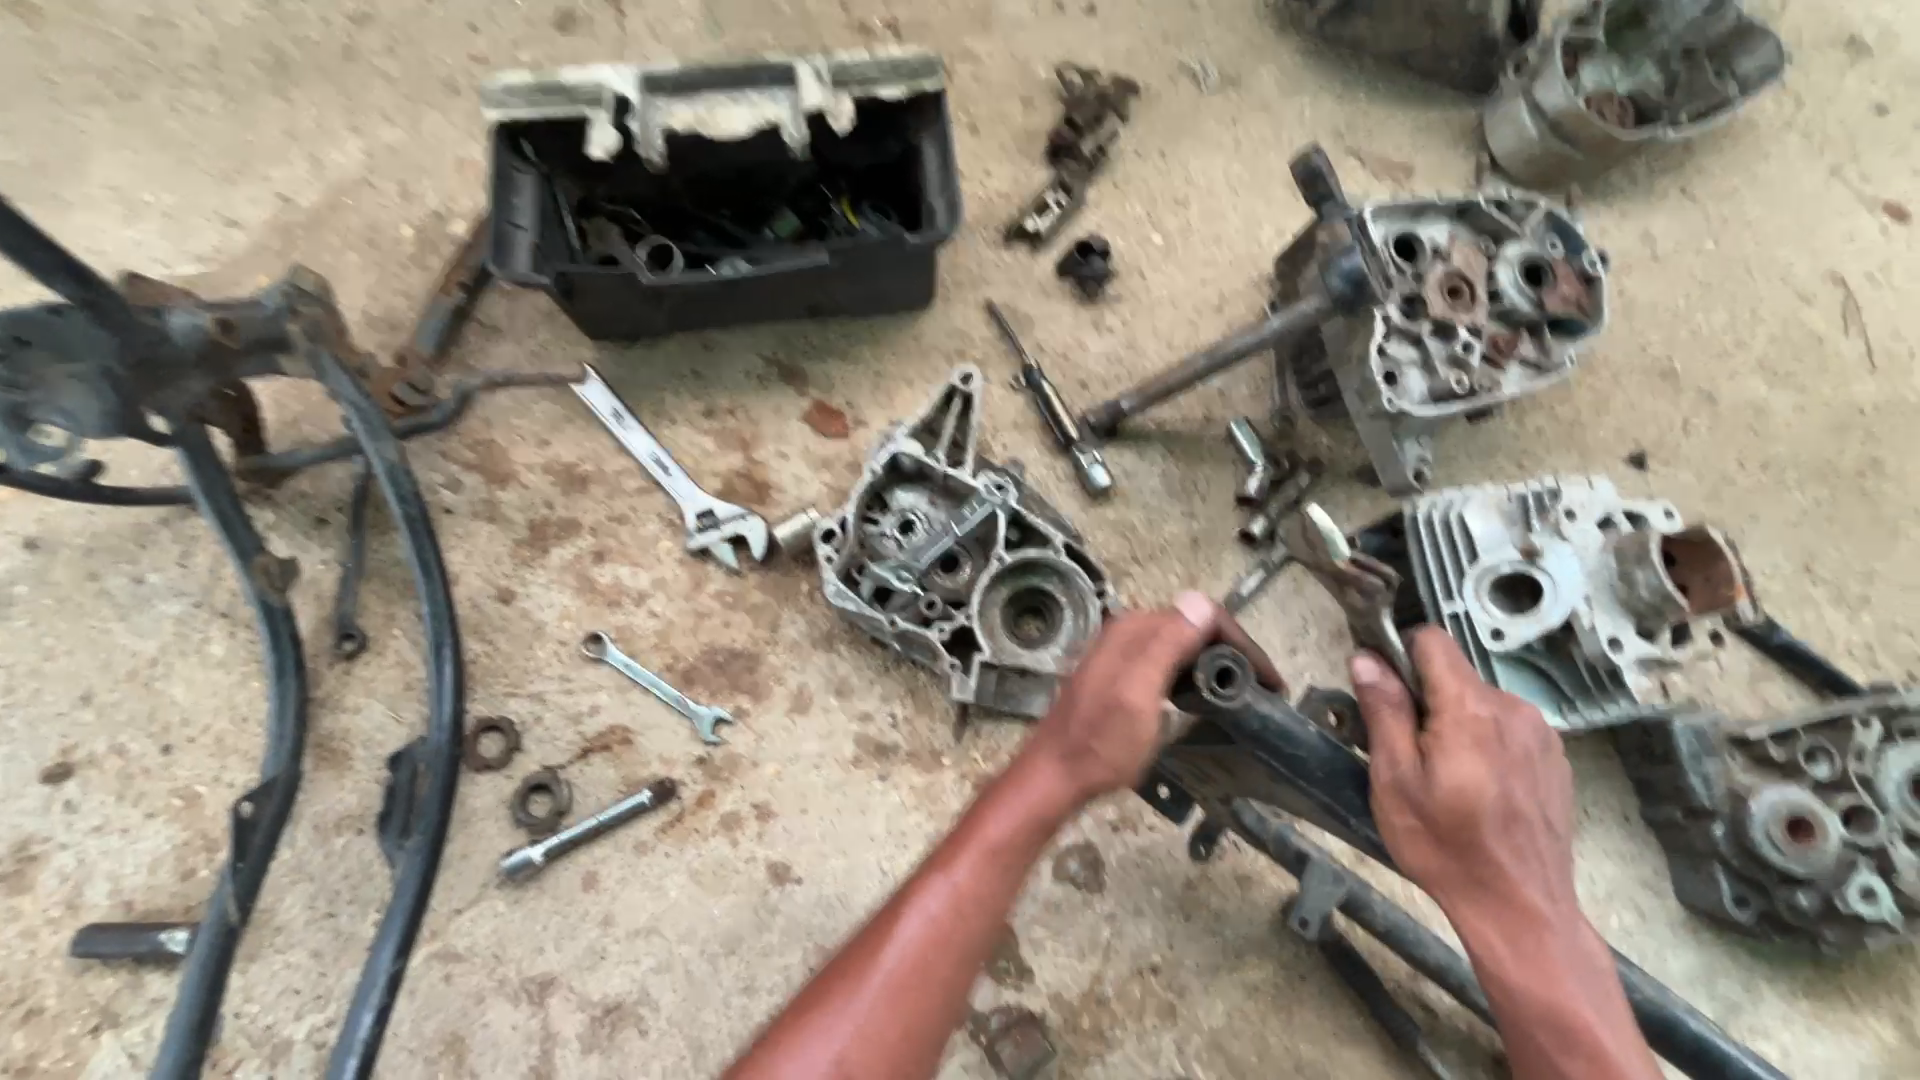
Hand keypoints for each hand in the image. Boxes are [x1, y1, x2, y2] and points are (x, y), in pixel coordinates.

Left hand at [1023, 591, 1282, 803]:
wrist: (1056, 774)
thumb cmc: (1100, 742)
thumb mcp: (1139, 693)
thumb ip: (1167, 645)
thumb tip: (1200, 601)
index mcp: (1133, 629)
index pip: (1202, 615)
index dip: (1241, 643)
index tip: (1269, 679)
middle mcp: (1127, 632)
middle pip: (1194, 626)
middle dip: (1233, 653)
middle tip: (1265, 689)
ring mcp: (1122, 653)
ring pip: (1183, 644)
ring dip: (1216, 663)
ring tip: (1245, 694)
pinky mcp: (1121, 674)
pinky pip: (1169, 662)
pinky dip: (1194, 674)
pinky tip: (1206, 696)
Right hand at [1350, 627, 1579, 928]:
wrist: (1520, 907)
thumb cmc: (1444, 844)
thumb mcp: (1394, 778)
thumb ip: (1383, 710)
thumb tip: (1366, 658)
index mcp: (1470, 708)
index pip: (1432, 640)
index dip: (1398, 652)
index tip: (1380, 687)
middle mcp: (1513, 709)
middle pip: (1453, 674)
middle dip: (1422, 697)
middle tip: (1403, 749)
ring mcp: (1540, 734)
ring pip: (1478, 701)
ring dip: (1452, 720)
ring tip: (1440, 773)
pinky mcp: (1554, 758)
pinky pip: (1505, 727)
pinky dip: (1482, 740)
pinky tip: (1475, 785)